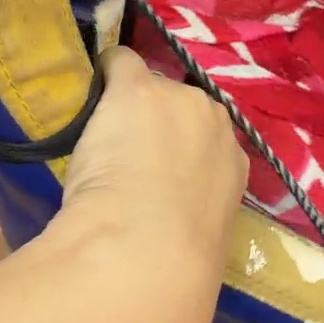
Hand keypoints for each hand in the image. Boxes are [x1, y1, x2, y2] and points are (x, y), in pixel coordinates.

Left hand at [57, 46, 247, 300]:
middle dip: (157, 123)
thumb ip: (193, 209)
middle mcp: (213, 123)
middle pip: (180, 109)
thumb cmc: (173, 259)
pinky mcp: (136, 90)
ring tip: (102, 133)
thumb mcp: (199, 232)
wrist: (146, 251)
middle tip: (126, 152)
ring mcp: (176, 102)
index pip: (205, 140)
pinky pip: (120, 63)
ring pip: (149, 91)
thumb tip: (172, 214)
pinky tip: (88, 81)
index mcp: (235, 164)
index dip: (178, 149)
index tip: (154, 166)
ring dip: (131, 107)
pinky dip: (105, 71)